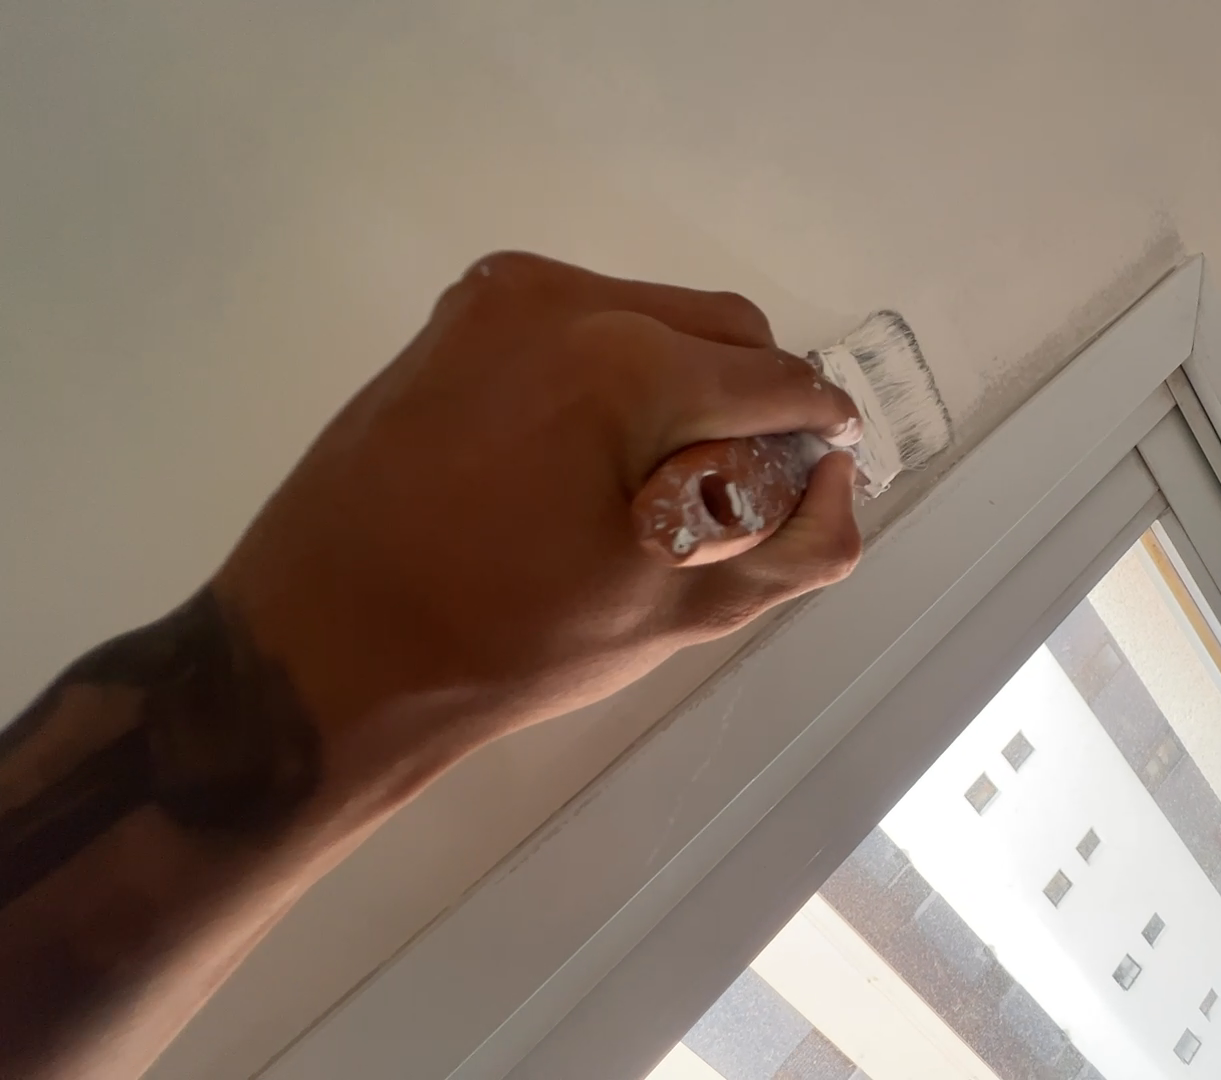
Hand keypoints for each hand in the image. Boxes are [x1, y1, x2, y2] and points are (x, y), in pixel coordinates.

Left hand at [212, 252, 864, 778]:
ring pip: (670, 315)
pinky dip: (639, 367)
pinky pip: (603, 318)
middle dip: (764, 400)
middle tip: (746, 481)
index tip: (828, 463)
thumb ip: (804, 547)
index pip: (781, 381)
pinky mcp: (469, 313)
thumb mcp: (692, 613)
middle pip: (733, 330)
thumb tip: (838, 476)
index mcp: (630, 369)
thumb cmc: (521, 645)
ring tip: (673, 467)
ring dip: (704, 379)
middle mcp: (570, 301)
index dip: (822, 425)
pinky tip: (608, 442)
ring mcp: (508, 296)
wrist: (328, 653)